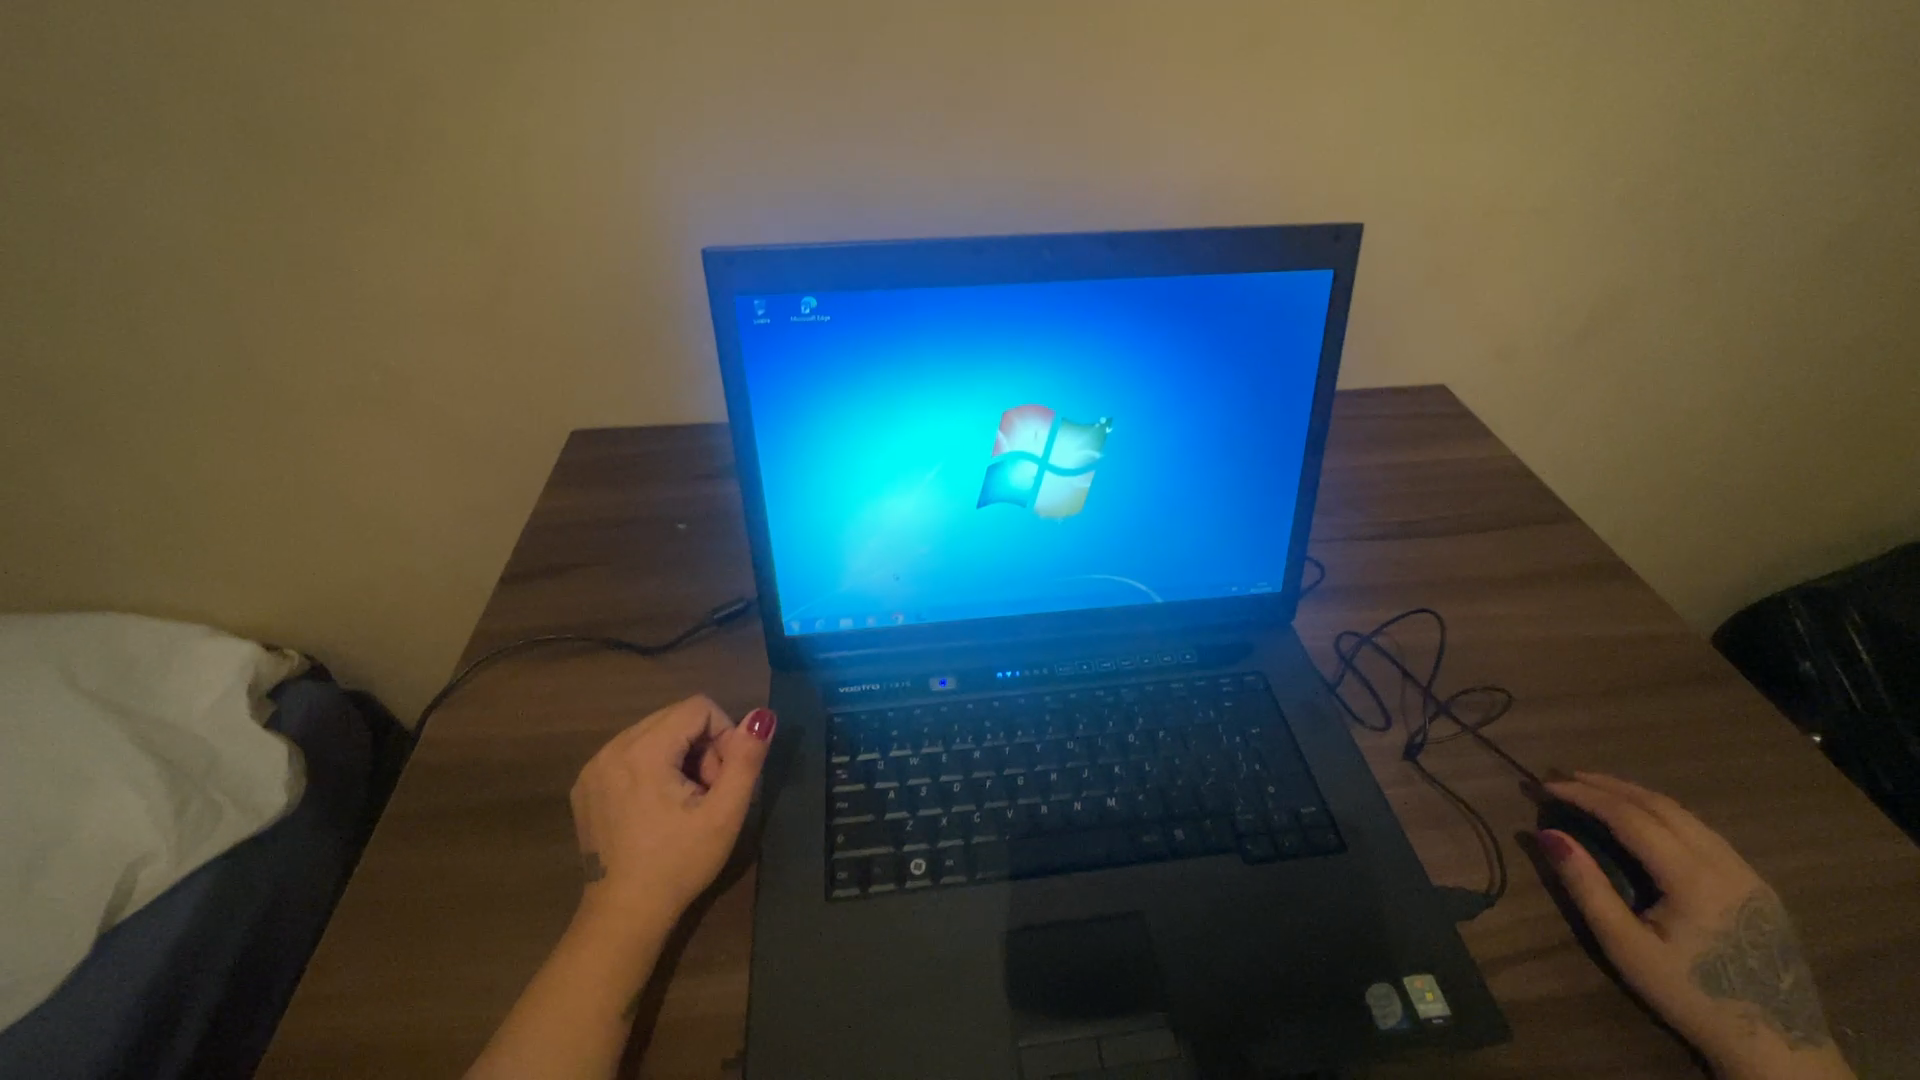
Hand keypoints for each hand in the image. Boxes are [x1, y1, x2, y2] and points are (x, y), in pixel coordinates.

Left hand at [569, 696, 775, 924]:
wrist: (624, 914)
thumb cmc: (679, 863)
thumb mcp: (725, 813)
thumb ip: (746, 758)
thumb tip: (761, 716)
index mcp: (644, 751)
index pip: (698, 707)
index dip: (724, 735)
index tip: (722, 779)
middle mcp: (611, 748)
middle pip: (674, 717)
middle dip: (702, 746)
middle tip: (706, 793)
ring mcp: (593, 767)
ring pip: (653, 732)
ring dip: (679, 756)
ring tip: (683, 802)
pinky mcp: (585, 785)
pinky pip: (629, 752)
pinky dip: (652, 767)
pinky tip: (656, 807)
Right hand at [1536, 772, 1852, 1079]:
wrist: (1776, 1045)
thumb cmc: (1688, 994)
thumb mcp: (1624, 945)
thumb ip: (1586, 886)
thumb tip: (1546, 834)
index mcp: (1694, 878)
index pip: (1631, 817)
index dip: (1585, 795)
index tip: (1546, 785)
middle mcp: (1727, 864)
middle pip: (1661, 806)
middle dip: (1608, 785)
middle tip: (1563, 777)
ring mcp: (1748, 872)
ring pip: (1686, 815)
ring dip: (1636, 795)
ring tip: (1595, 789)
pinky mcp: (1756, 884)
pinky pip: (1702, 832)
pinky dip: (1662, 813)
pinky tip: (1641, 819)